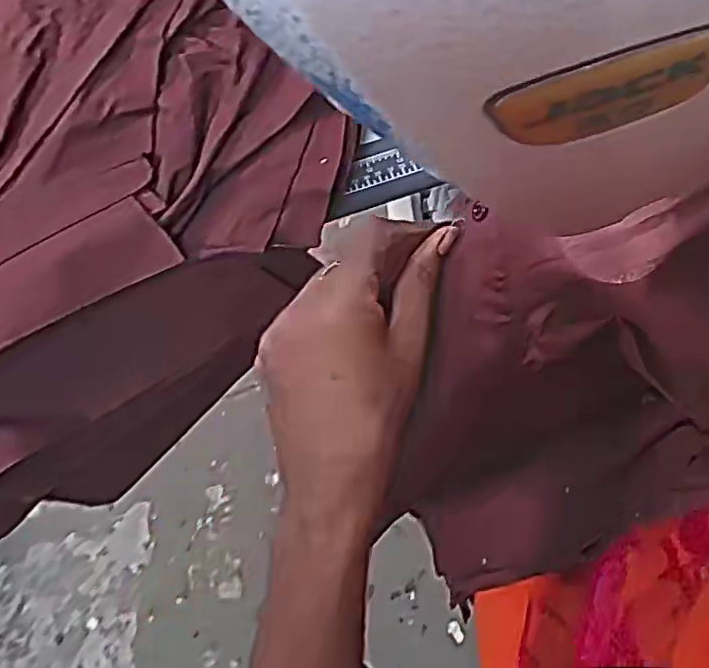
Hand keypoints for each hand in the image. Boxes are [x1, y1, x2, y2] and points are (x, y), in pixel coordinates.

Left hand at [256, 217, 457, 529]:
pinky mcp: (270, 344)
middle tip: (420, 266)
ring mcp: (278, 326)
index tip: (431, 236)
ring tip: (392, 302)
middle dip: (386, 253)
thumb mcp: (410, 343)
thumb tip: (439, 241)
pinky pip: (308, 301)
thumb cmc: (376, 420)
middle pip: (347, 252)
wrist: (331, 480)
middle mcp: (298, 307)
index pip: (370, 234)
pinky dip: (337, 300)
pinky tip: (360, 325)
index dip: (407, 229)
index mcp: (336, 303)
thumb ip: (422, 281)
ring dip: (361, 276)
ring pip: (328, 274)